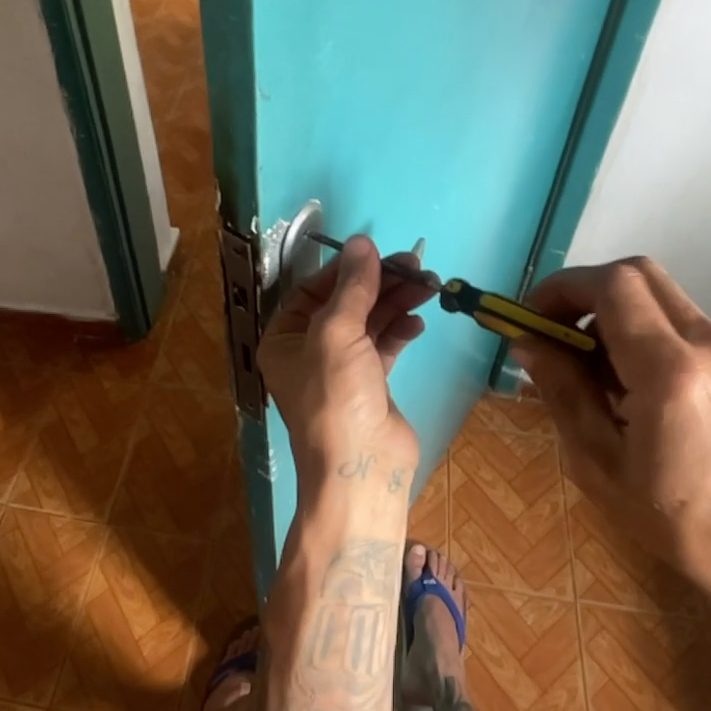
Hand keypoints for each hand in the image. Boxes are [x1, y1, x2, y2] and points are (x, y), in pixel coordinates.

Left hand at [257, 236, 434, 481]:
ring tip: (427, 286)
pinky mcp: (370, 385)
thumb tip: (362, 243)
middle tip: (415, 264)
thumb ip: (352, 287)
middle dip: (379, 283)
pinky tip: (417, 324)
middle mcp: (308, 351)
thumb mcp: (337, 333)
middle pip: (345, 304)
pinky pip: (383, 347)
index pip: (312, 290)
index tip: (378, 253)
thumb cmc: (336, 396)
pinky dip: (400, 332)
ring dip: (396, 303)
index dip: (345, 270)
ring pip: (368, 323)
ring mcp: (340, 370)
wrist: (362, 466)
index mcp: (284, 339)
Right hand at [510, 257, 710, 635]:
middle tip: (552, 332)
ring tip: (584, 368)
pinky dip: (639, 331)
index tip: (530, 320)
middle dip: (584, 291)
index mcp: (670, 371)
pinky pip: (678, 323)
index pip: (611, 286)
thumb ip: (562, 392)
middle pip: (637, 274)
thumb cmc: (678, 524)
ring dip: (611, 313)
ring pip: (658, 297)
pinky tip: (623, 384)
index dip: (561, 289)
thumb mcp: (599, 464)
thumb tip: (527, 343)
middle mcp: (708, 345)